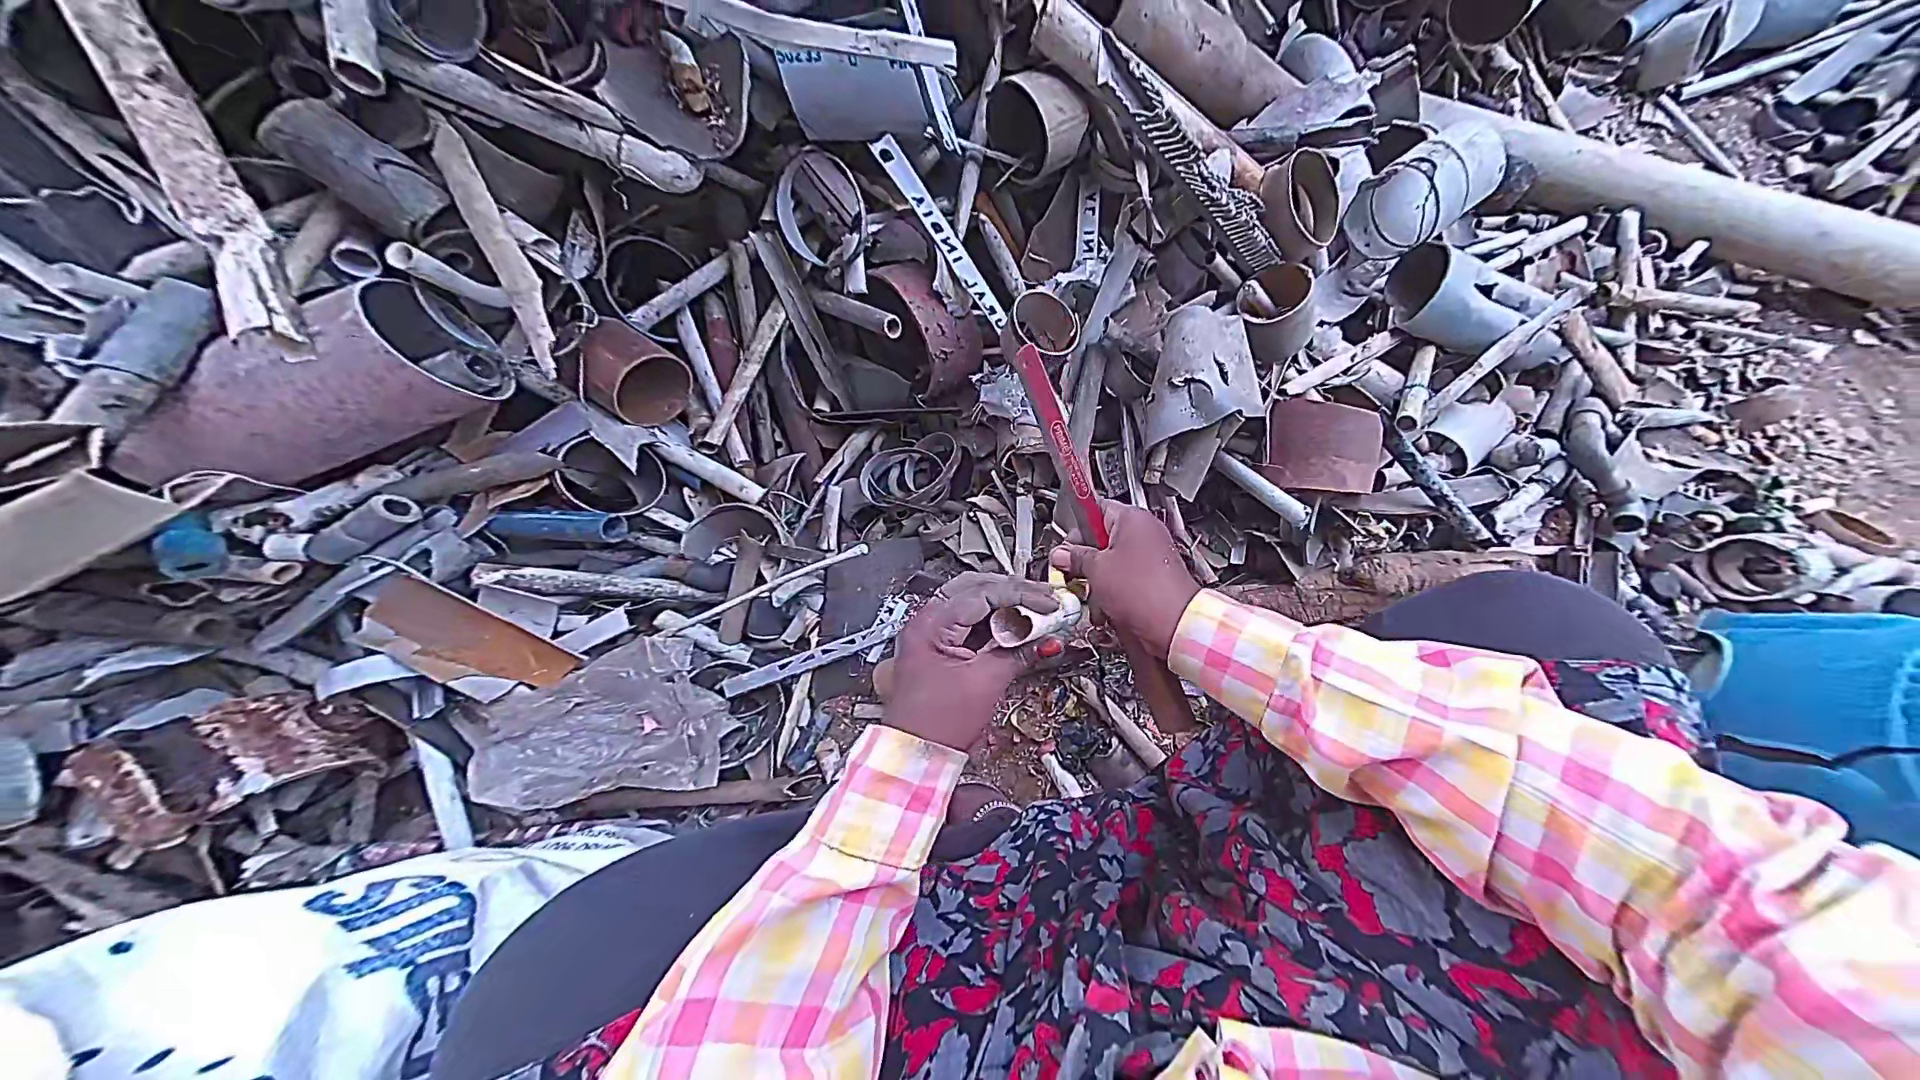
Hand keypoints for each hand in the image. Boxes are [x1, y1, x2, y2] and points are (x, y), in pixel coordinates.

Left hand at [883, 573, 1059, 751]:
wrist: (917, 754)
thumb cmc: (938, 724)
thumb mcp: (985, 683)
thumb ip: (1017, 653)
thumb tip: (1046, 637)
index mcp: (930, 623)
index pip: (982, 592)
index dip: (1021, 594)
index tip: (1049, 602)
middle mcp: (928, 622)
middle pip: (977, 589)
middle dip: (1014, 592)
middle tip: (1046, 600)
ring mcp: (933, 634)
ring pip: (975, 604)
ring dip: (1007, 606)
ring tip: (1037, 613)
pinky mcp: (942, 648)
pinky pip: (972, 625)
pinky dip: (997, 624)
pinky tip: (1019, 629)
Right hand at [1049, 500, 1199, 659]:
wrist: (1174, 626)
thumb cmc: (1144, 592)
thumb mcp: (1097, 570)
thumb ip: (1075, 557)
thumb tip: (1062, 554)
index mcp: (1132, 519)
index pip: (1095, 508)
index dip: (1076, 526)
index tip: (1065, 541)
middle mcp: (1144, 534)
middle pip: (1101, 539)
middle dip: (1084, 559)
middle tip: (1072, 570)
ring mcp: (1150, 558)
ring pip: (1110, 563)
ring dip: (1095, 581)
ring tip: (1092, 595)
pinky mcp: (1151, 581)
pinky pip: (1122, 581)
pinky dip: (1111, 593)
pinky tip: (1105, 608)